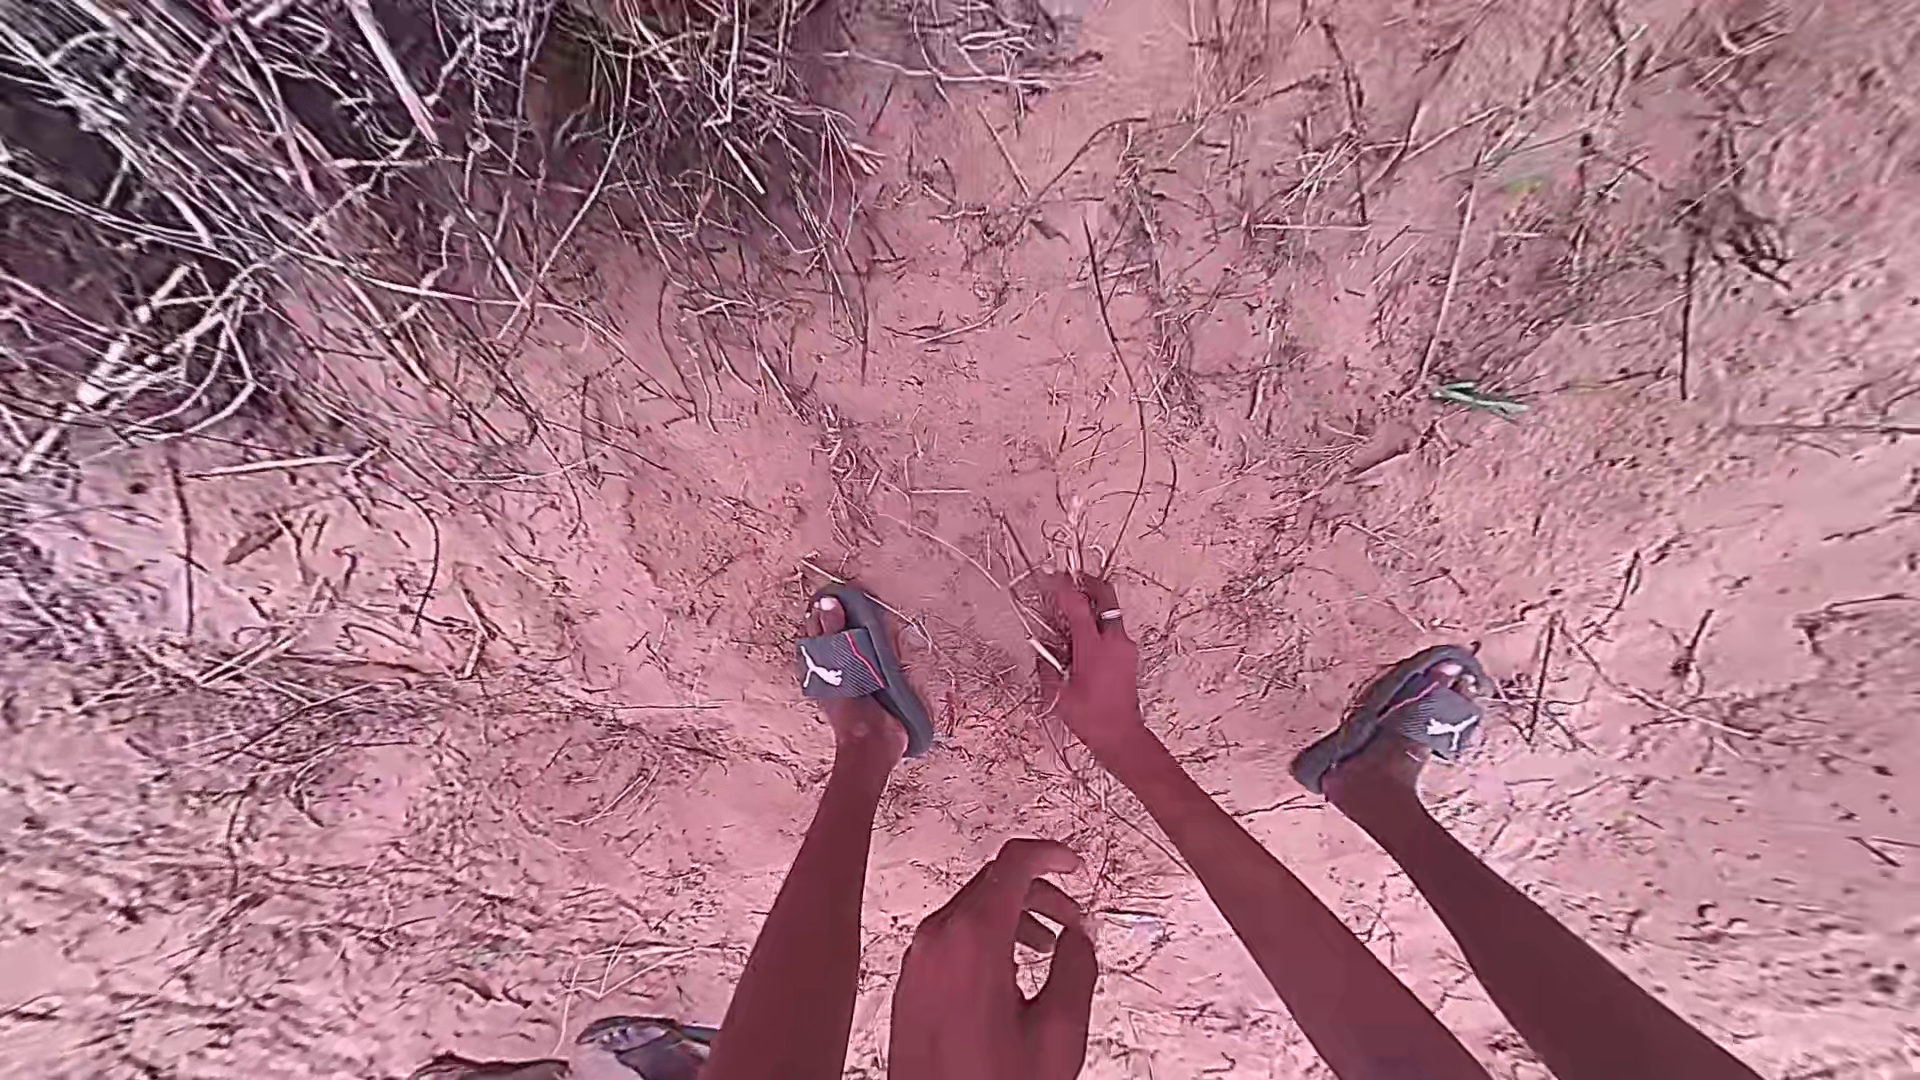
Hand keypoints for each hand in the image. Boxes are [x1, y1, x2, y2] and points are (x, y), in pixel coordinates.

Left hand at [888, 839, 1098, 1079]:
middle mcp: (938, 934)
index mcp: (972, 938)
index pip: (1014, 862)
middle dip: (1040, 892)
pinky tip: (1011, 972)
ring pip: (974, 905)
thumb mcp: (1057, 1037)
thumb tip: (1078, 934)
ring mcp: (920, 954)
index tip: (1074, 865)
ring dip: (1016, 914)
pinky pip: (954, 932)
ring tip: (1047, 949)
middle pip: (995, 880)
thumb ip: (1077, 968)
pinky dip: (988, 934)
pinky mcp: (912, 975)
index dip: (1050, 854)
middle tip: (1072, 921)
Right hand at [1038, 573, 1152, 764]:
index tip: (1054, 577)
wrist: (1120, 735)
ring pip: (1110, 613)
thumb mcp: (1057, 691)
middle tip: (1072, 577)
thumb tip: (1041, 648)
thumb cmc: (1089, 717)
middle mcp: (1114, 642)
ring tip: (1072, 610)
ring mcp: (1125, 648)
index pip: (1078, 606)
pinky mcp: (1129, 655)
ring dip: (1092, 605)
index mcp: (1094, 648)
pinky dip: (1097, 624)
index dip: (1064, 588)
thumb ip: (1046, 664)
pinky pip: (1113, 630)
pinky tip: (1082, 636)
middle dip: (1089, 582)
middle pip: (1105, 598)